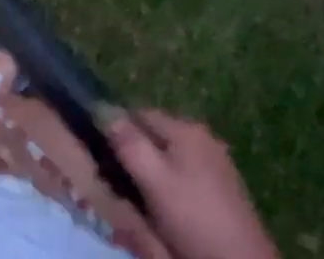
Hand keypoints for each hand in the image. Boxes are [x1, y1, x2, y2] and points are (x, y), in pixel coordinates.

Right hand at [110, 111, 279, 258]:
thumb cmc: (192, 216)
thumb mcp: (152, 178)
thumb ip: (126, 141)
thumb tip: (101, 107)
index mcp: (186, 129)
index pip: (136, 113)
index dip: (116, 132)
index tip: (106, 159)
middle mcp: (203, 138)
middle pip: (152, 136)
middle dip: (134, 155)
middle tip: (123, 185)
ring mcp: (216, 162)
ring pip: (167, 157)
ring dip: (150, 173)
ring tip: (143, 201)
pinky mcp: (222, 186)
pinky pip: (183, 174)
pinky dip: (170, 186)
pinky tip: (168, 209)